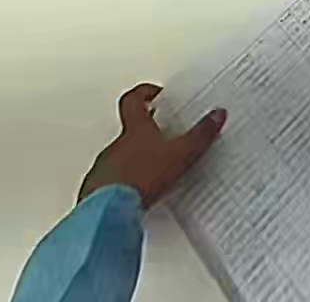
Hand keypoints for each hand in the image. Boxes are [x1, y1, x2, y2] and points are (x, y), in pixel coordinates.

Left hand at [79, 84, 227, 206]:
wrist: (108, 215)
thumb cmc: (142, 179)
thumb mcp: (182, 153)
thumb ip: (201, 133)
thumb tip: (216, 115)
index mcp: (135, 129)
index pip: (134, 100)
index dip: (145, 93)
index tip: (155, 93)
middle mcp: (114, 147)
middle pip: (127, 131)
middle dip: (143, 133)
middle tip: (159, 135)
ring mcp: (101, 171)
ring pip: (116, 158)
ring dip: (131, 161)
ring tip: (150, 171)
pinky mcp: (92, 196)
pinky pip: (107, 184)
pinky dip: (120, 186)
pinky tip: (134, 196)